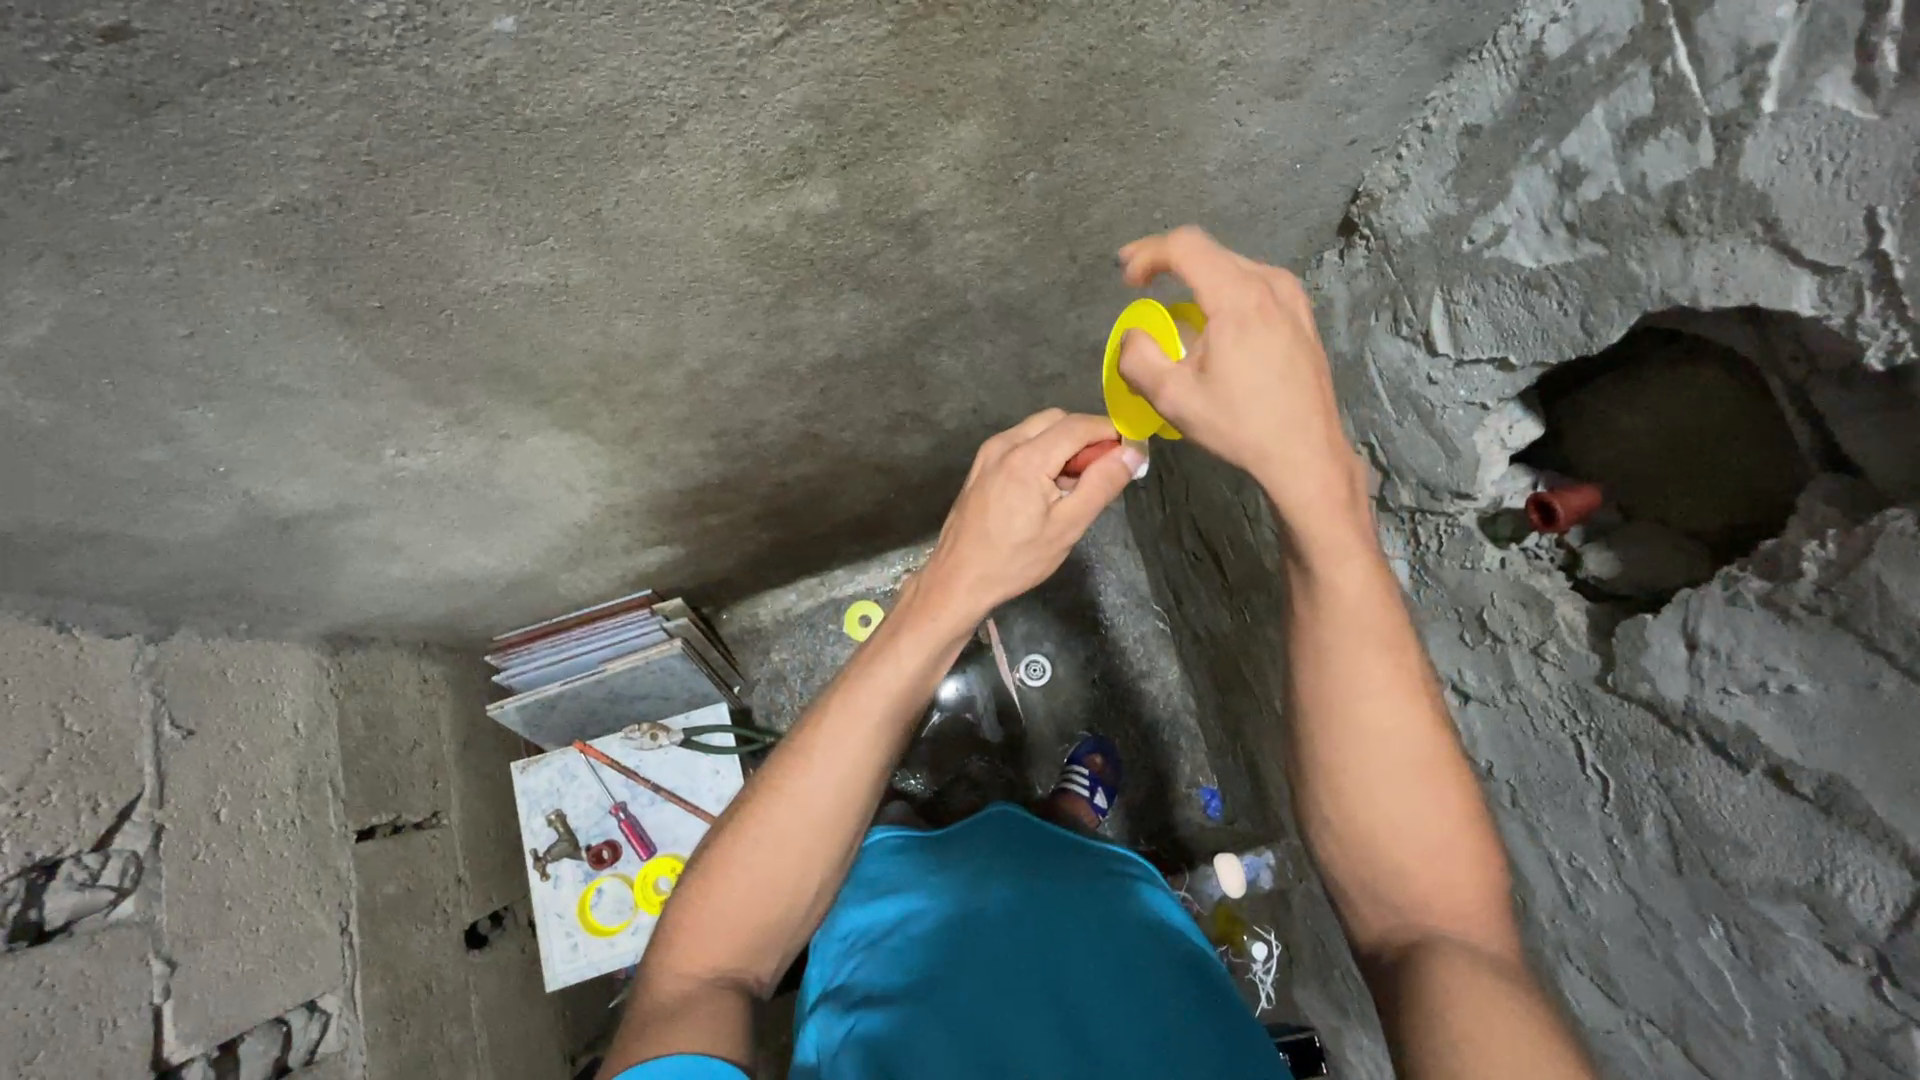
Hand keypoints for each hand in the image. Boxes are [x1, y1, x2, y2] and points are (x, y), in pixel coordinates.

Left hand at [915, 410, 1142, 624]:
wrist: (958, 578)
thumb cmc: (1015, 560)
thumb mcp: (1067, 527)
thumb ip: (1102, 484)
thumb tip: (1132, 453)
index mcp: (1027, 457)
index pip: (1080, 425)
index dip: (1111, 433)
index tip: (1132, 453)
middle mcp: (1004, 444)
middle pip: (1058, 420)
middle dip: (1087, 438)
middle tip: (1104, 473)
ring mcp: (989, 453)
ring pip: (1038, 429)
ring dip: (1065, 446)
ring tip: (1077, 485)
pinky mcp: (981, 466)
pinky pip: (1021, 444)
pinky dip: (1043, 454)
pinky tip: (1050, 488)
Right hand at [1117, 226, 1365, 522]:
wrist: (1305, 451)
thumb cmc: (1239, 425)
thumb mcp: (1173, 398)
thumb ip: (1137, 358)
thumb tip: (1133, 335)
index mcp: (1238, 298)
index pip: (1186, 246)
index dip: (1148, 253)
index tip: (1126, 279)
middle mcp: (1270, 285)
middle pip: (1210, 253)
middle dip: (1168, 264)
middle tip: (1139, 284)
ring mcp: (1292, 298)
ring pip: (1233, 268)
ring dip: (1198, 280)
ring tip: (1174, 307)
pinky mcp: (1302, 316)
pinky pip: (1255, 287)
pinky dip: (1225, 294)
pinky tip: (1214, 324)